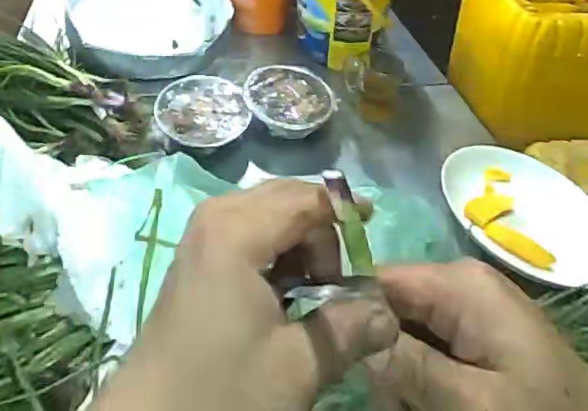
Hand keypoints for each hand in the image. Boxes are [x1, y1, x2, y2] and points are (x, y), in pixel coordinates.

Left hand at [97, 180, 399, 410]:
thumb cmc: (222, 389)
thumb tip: (388, 312)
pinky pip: (250, 230)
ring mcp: (204, 232)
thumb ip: (346, 330)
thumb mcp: (294, 366)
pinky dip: (278, 250)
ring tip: (319, 290)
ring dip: (300, 241)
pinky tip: (288, 290)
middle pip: (286, 198)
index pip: (304, 198)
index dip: (344, 207)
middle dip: (322, 228)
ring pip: (268, 213)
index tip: (377, 223)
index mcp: (237, 229)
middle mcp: (218, 214)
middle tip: (345, 278)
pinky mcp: (199, 253)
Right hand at [367, 260, 587, 410]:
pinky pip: (433, 347)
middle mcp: (460, 284)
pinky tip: (433, 405)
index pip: (380, 279)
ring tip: (416, 409)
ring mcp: (472, 309)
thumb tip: (348, 334)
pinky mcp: (481, 335)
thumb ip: (412, 366)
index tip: (339, 359)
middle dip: (384, 357)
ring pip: (408, 333)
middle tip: (395, 405)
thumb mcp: (478, 403)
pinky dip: (425, 379)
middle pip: (392, 309)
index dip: (353, 315)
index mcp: (459, 283)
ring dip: (403, 376)